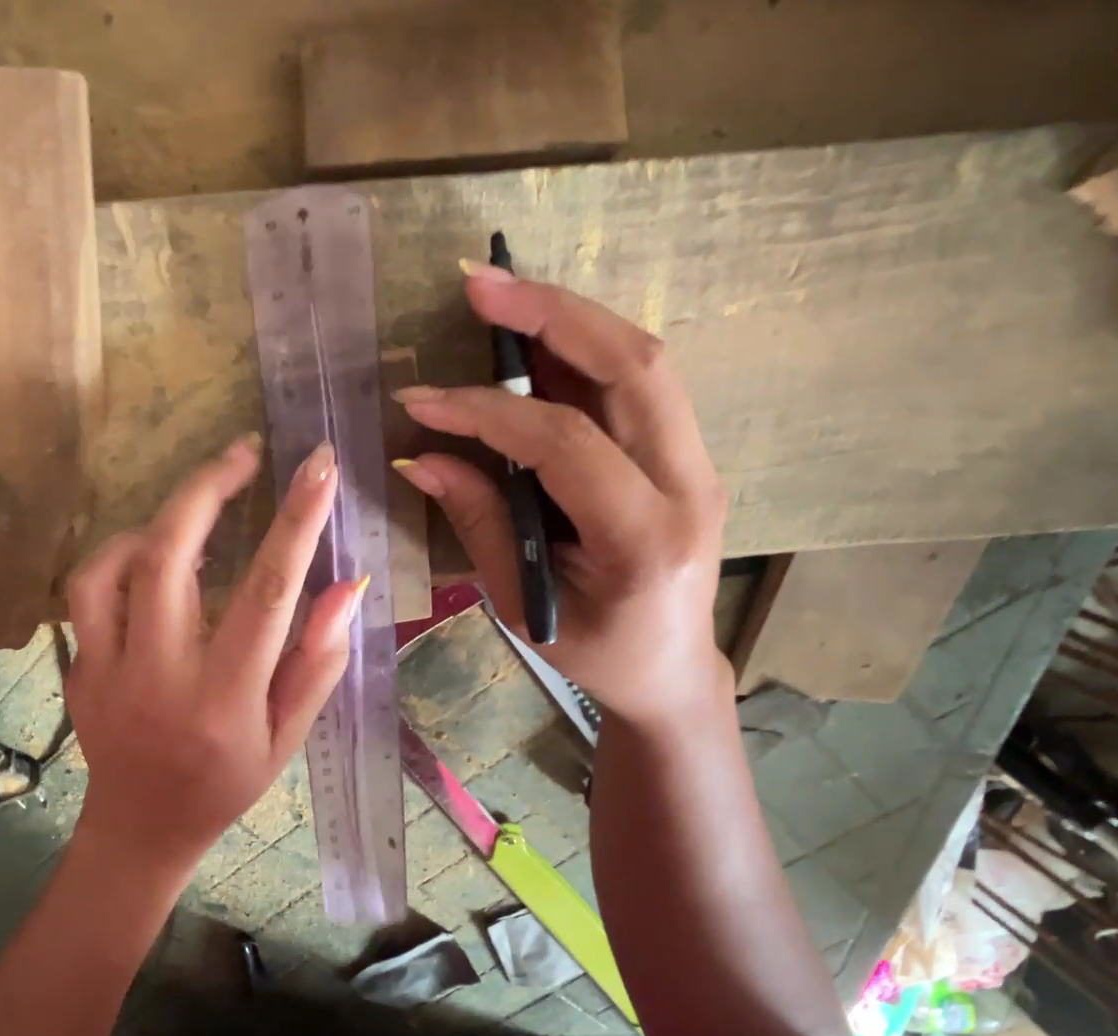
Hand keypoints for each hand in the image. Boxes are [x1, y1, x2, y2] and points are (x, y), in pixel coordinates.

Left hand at [64, 434, 366, 869]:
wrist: (139, 827)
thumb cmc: (226, 784)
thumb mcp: (288, 736)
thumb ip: (318, 660)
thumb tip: (347, 583)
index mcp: (224, 699)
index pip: (267, 593)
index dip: (296, 521)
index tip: (319, 465)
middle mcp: (159, 676)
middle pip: (170, 556)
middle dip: (206, 488)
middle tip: (241, 453)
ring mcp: (105, 670)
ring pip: (113, 565)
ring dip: (157, 521)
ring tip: (196, 512)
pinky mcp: (76, 666)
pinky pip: (88, 591)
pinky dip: (119, 556)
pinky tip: (149, 557)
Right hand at [390, 264, 730, 725]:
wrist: (674, 669)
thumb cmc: (595, 651)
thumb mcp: (522, 603)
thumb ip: (479, 522)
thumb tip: (422, 458)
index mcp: (645, 537)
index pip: (565, 443)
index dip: (487, 410)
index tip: (420, 402)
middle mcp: (688, 485)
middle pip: (633, 367)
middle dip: (550, 315)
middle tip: (479, 285)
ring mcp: (697, 461)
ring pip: (642, 359)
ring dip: (568, 317)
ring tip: (499, 295)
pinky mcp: (684, 450)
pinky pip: (636, 379)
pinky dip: (581, 345)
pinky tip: (532, 333)